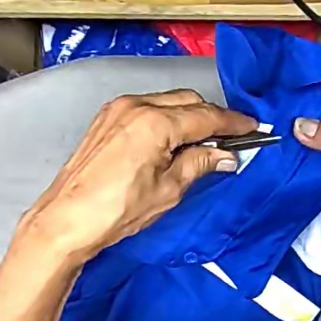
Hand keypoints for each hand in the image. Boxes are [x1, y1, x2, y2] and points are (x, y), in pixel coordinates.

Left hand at [17, 89, 256, 267]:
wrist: (67, 219)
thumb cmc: (114, 209)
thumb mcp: (170, 189)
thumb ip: (200, 163)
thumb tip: (224, 155)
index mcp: (155, 122)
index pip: (206, 116)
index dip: (234, 123)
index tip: (253, 129)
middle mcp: (135, 107)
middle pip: (189, 101)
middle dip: (213, 117)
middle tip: (233, 139)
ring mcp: (118, 110)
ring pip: (169, 101)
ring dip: (191, 116)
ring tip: (206, 142)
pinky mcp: (107, 119)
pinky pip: (149, 107)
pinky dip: (169, 118)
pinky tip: (177, 139)